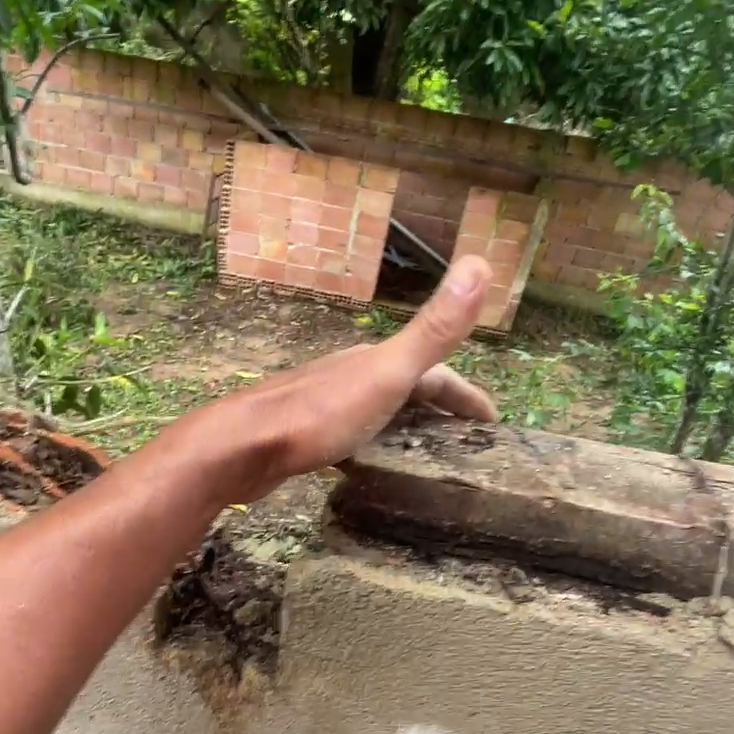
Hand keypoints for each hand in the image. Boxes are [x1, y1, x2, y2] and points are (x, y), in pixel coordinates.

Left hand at [152, 255, 499, 503]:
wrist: (242, 446)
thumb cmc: (318, 414)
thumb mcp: (386, 374)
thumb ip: (432, 330)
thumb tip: (480, 261)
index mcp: (374, 362)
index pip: (435, 373)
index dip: (467, 396)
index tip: (491, 423)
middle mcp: (350, 377)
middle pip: (406, 391)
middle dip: (438, 413)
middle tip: (462, 447)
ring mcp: (324, 406)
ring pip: (377, 416)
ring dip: (403, 432)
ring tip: (422, 462)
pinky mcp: (303, 437)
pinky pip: (350, 439)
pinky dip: (369, 450)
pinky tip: (368, 471)